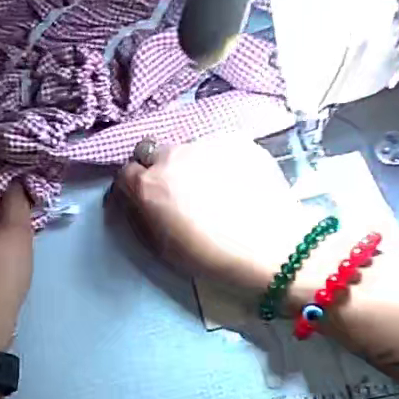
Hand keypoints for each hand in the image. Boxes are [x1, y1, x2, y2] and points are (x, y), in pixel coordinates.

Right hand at [114, 137, 319, 295]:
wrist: (271, 247)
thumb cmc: (213, 258)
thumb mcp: (164, 249)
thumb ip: (142, 218)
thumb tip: (134, 202)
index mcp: (148, 184)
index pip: (126, 173)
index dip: (135, 187)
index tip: (147, 200)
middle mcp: (173, 155)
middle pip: (155, 153)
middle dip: (161, 169)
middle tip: (182, 194)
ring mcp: (207, 143)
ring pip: (190, 148)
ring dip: (194, 163)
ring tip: (217, 188)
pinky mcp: (238, 140)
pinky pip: (221, 147)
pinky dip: (223, 161)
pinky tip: (239, 183)